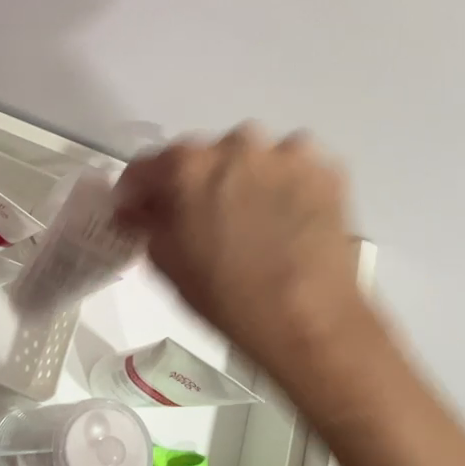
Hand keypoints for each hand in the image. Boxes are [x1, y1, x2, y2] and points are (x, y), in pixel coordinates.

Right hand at [115, 126, 369, 384]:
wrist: (309, 321)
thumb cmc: (226, 297)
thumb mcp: (166, 263)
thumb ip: (146, 223)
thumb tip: (137, 209)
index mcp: (187, 165)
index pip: (148, 166)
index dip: (138, 191)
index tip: (138, 211)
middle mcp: (235, 144)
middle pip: (203, 157)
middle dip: (195, 183)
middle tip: (200, 218)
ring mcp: (286, 153)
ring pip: (252, 157)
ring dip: (243, 178)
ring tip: (250, 218)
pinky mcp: (327, 170)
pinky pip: (294, 169)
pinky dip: (286, 185)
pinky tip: (287, 218)